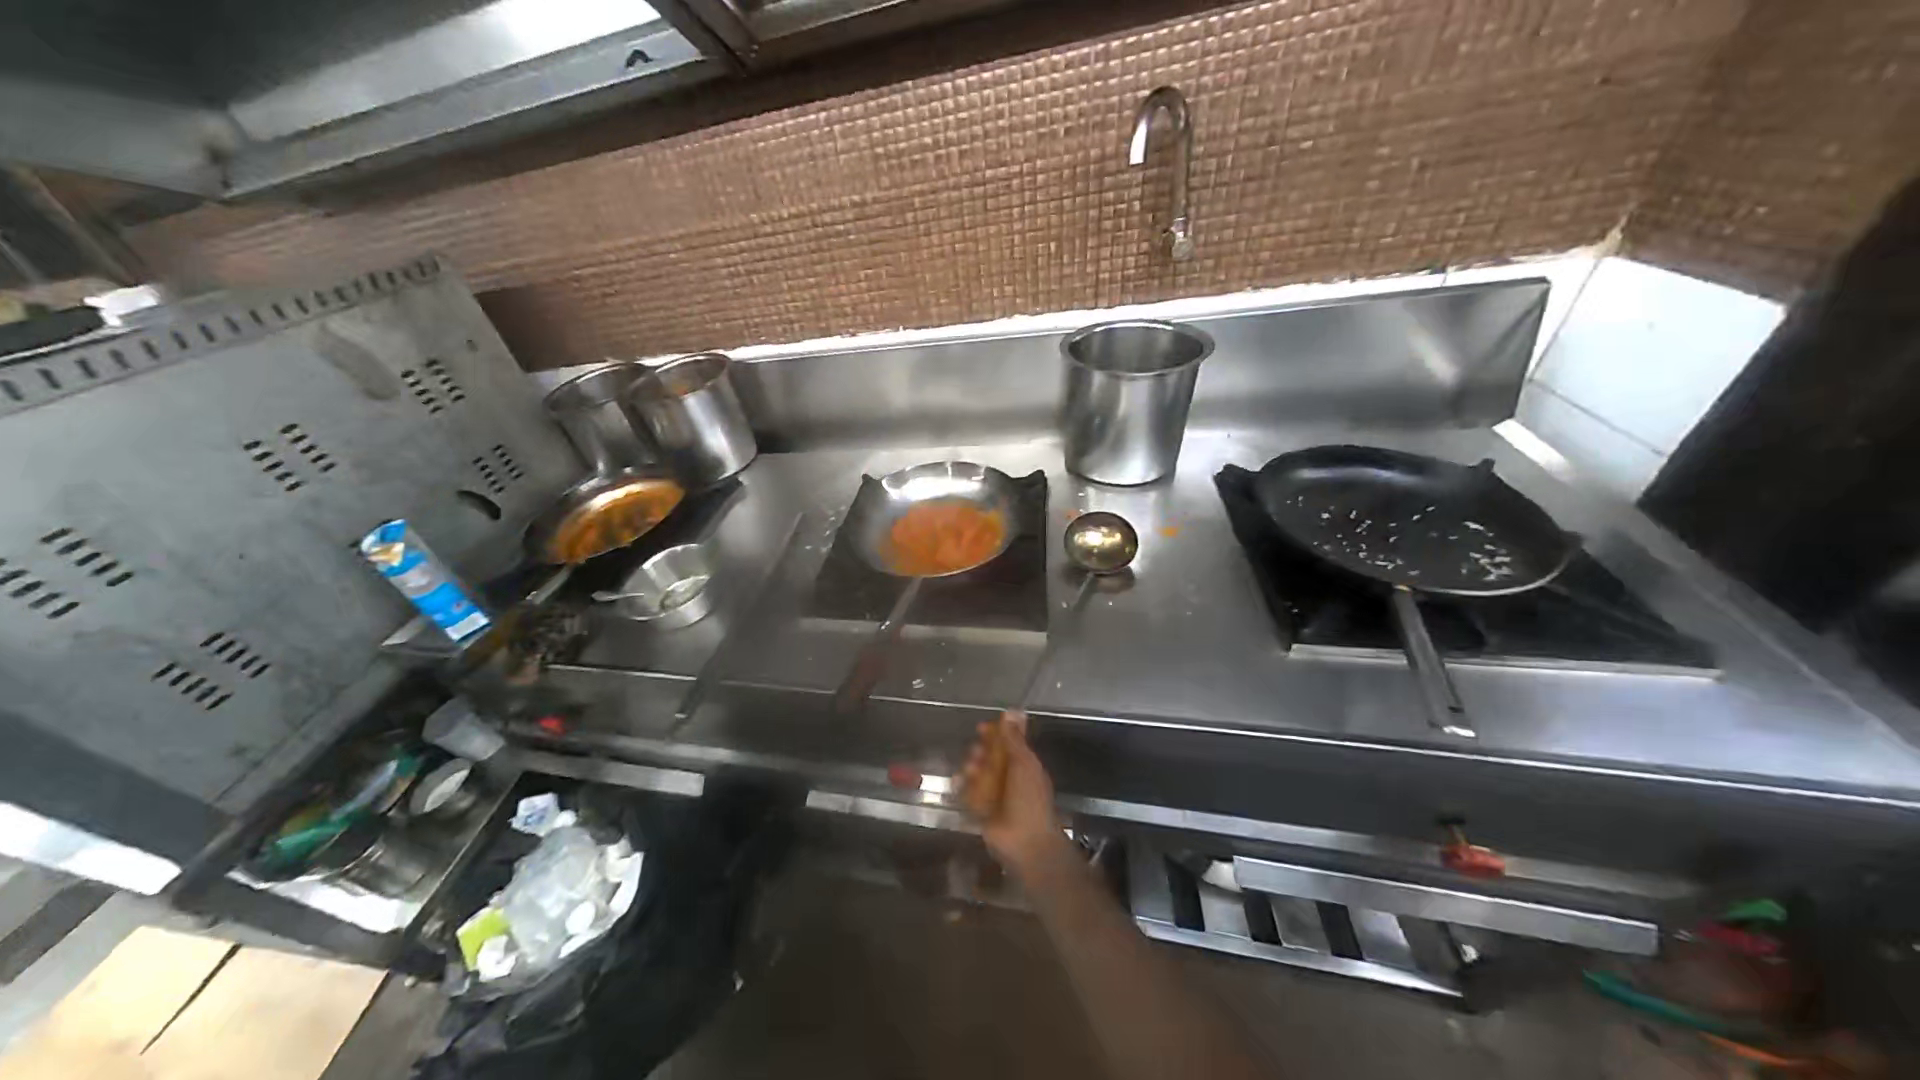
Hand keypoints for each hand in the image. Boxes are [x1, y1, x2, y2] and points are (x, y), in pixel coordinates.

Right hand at [961, 710, 1067, 877]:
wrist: (1025, 841)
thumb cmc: (1029, 799)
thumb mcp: (1024, 763)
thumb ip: (1015, 739)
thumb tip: (1014, 710)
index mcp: (1024, 767)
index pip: (1007, 744)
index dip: (995, 734)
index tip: (982, 727)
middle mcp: (1009, 779)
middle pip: (990, 758)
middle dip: (981, 752)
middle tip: (976, 752)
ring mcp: (994, 796)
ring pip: (977, 775)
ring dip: (972, 768)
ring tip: (971, 768)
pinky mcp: (981, 811)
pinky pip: (968, 794)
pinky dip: (963, 787)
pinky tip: (959, 781)